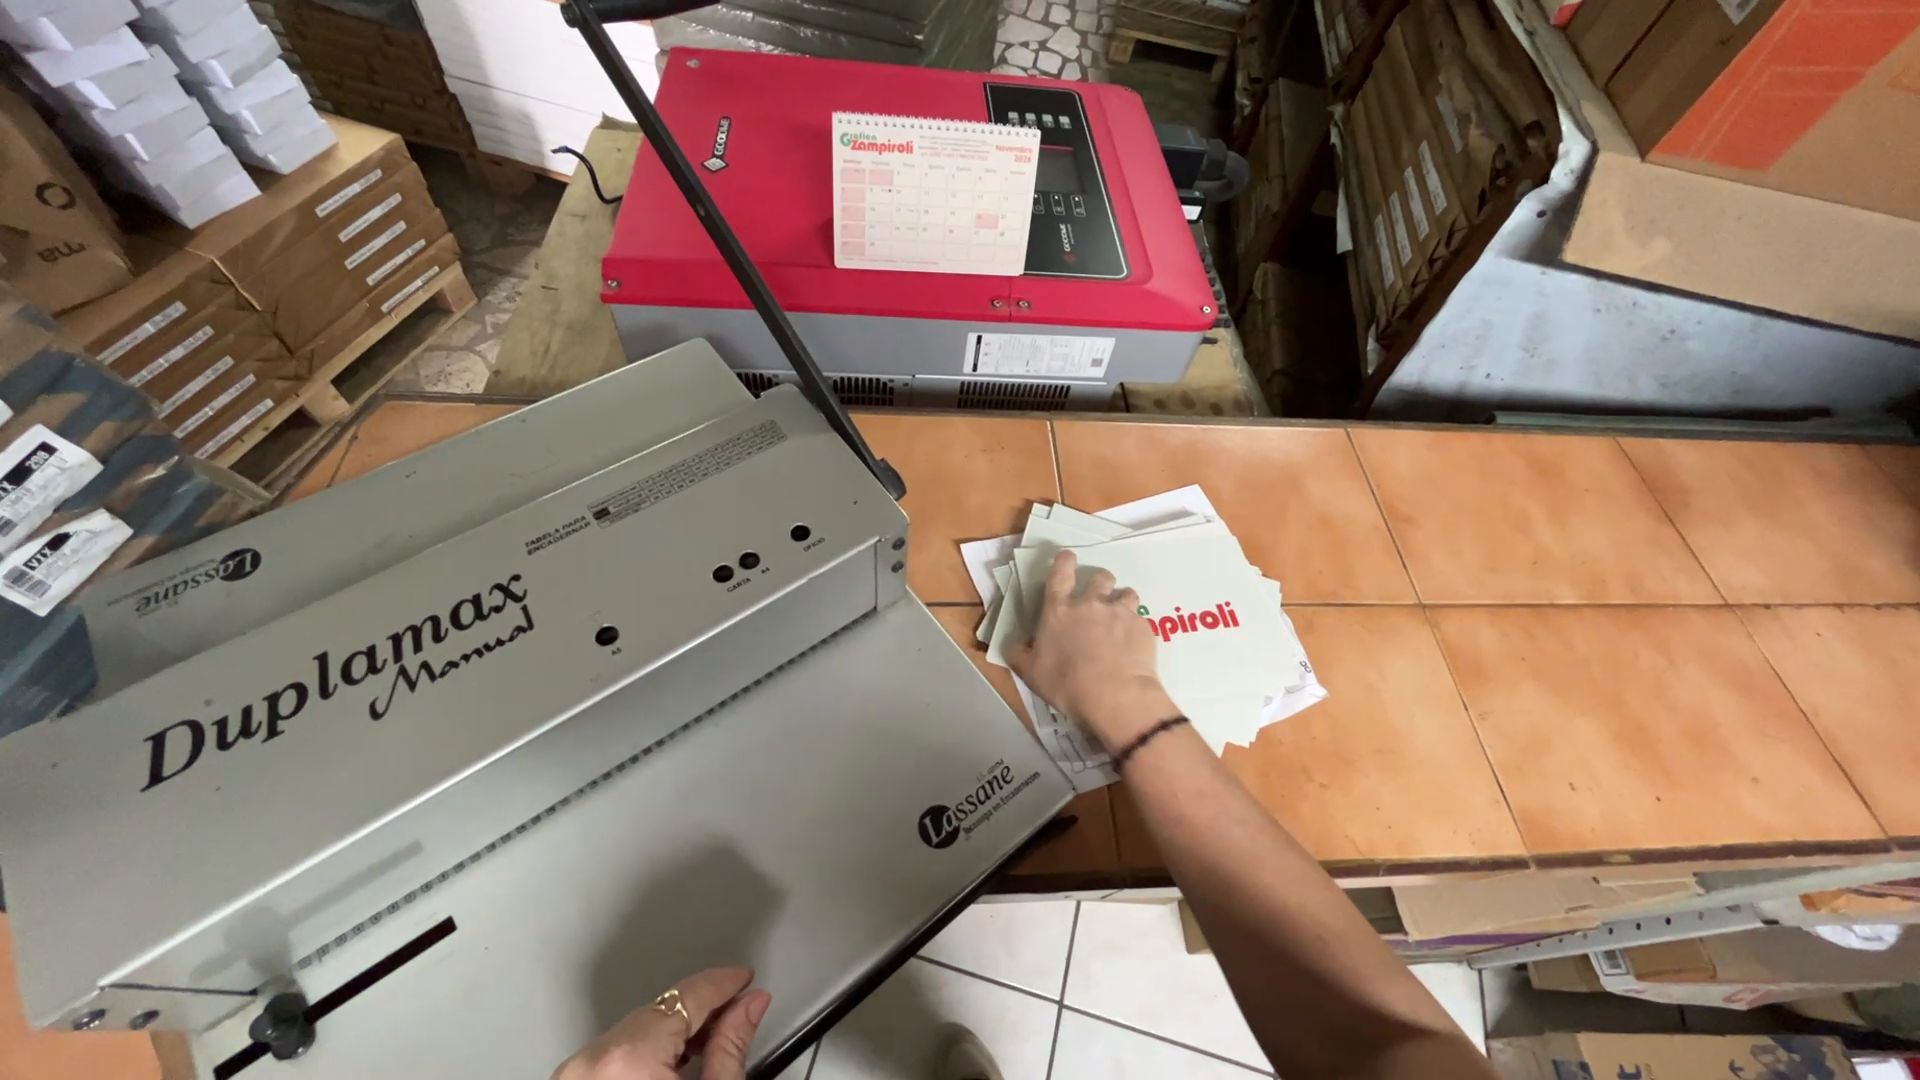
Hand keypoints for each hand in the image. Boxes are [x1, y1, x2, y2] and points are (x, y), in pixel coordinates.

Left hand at [553, 967, 771, 1079]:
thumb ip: (731, 1047)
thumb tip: (750, 1004)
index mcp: (627, 1060)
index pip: (687, 998)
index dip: (724, 984)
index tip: (745, 980)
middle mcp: (589, 1063)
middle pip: (660, 1012)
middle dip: (701, 1010)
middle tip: (738, 1011)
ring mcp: (570, 1078)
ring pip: (635, 1032)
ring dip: (673, 1032)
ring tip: (707, 1045)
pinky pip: (612, 1055)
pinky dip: (644, 1053)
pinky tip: (670, 1066)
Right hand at [1010, 550, 1180, 749]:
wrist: (1114, 696)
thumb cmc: (1066, 684)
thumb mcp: (1031, 673)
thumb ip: (1020, 655)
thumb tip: (1014, 645)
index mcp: (1060, 611)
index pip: (1060, 574)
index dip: (1064, 561)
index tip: (1068, 556)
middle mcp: (1091, 604)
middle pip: (1100, 577)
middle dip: (1100, 581)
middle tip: (1099, 596)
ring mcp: (1120, 613)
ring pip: (1127, 593)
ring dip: (1122, 600)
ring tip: (1121, 617)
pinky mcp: (1143, 627)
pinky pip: (1141, 619)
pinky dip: (1137, 627)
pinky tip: (1135, 645)